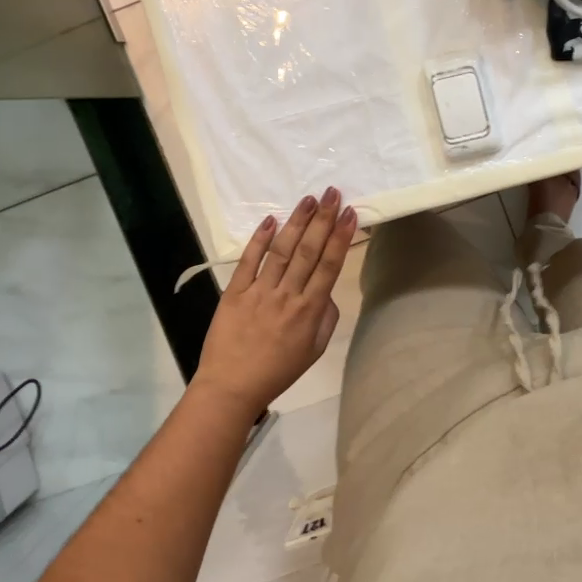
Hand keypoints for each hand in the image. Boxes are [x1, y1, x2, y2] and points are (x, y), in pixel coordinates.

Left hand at [191, 188, 357, 415]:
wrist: (231, 387)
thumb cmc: (278, 371)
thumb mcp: (314, 350)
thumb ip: (326, 318)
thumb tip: (326, 290)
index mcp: (309, 311)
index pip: (329, 266)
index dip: (341, 237)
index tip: (350, 213)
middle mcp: (287, 296)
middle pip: (308, 251)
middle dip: (323, 220)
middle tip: (332, 193)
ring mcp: (259, 292)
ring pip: (281, 250)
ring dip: (296, 222)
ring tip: (309, 199)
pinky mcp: (234, 293)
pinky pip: (249, 262)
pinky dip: (259, 240)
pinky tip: (270, 220)